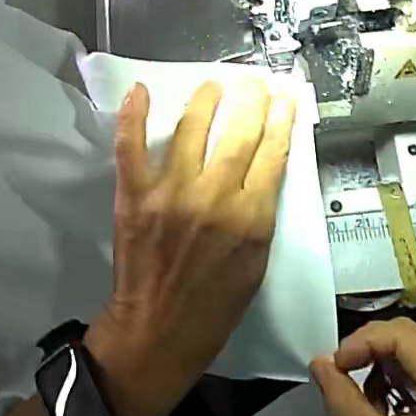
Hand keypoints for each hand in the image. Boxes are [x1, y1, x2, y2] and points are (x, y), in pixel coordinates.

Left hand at [85, 80, 294, 415]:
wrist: (159, 333)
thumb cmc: (216, 305)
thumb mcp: (258, 262)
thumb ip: (262, 214)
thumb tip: (264, 169)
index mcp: (252, 218)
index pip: (274, 153)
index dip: (282, 120)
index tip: (284, 100)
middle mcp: (215, 198)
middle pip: (239, 134)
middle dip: (252, 100)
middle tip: (254, 81)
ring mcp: (171, 194)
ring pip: (191, 129)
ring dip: (206, 99)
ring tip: (214, 84)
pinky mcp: (134, 197)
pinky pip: (131, 147)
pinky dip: (133, 115)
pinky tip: (140, 90)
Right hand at [310, 318, 415, 415]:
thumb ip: (347, 406)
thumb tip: (319, 362)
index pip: (402, 335)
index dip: (363, 343)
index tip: (335, 370)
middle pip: (404, 337)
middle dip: (366, 354)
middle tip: (343, 387)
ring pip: (406, 348)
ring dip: (377, 369)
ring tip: (369, 410)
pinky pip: (414, 364)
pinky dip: (391, 379)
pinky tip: (386, 412)